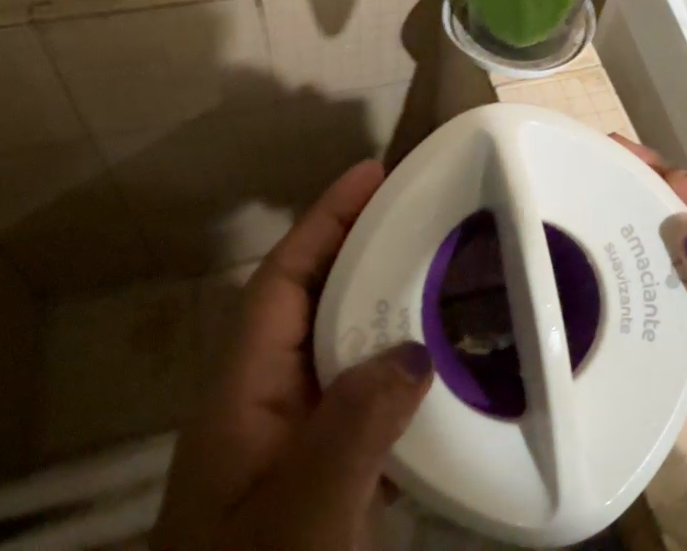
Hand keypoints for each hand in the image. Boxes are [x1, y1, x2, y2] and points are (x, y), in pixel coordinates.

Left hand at [152, 160, 433, 550]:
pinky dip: (396, 374)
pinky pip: (359, 402)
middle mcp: (260, 409)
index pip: (283, 284)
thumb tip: (414, 350)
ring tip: (445, 276)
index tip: (373, 174)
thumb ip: (354, 425)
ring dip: (383, 309)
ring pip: (337, 353)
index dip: (324, 222)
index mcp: (240, 397)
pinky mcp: (315, 482)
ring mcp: (286, 447)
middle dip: (360, 251)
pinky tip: (440, 377)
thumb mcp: (302, 513)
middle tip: (427, 215)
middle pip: (310, 306)